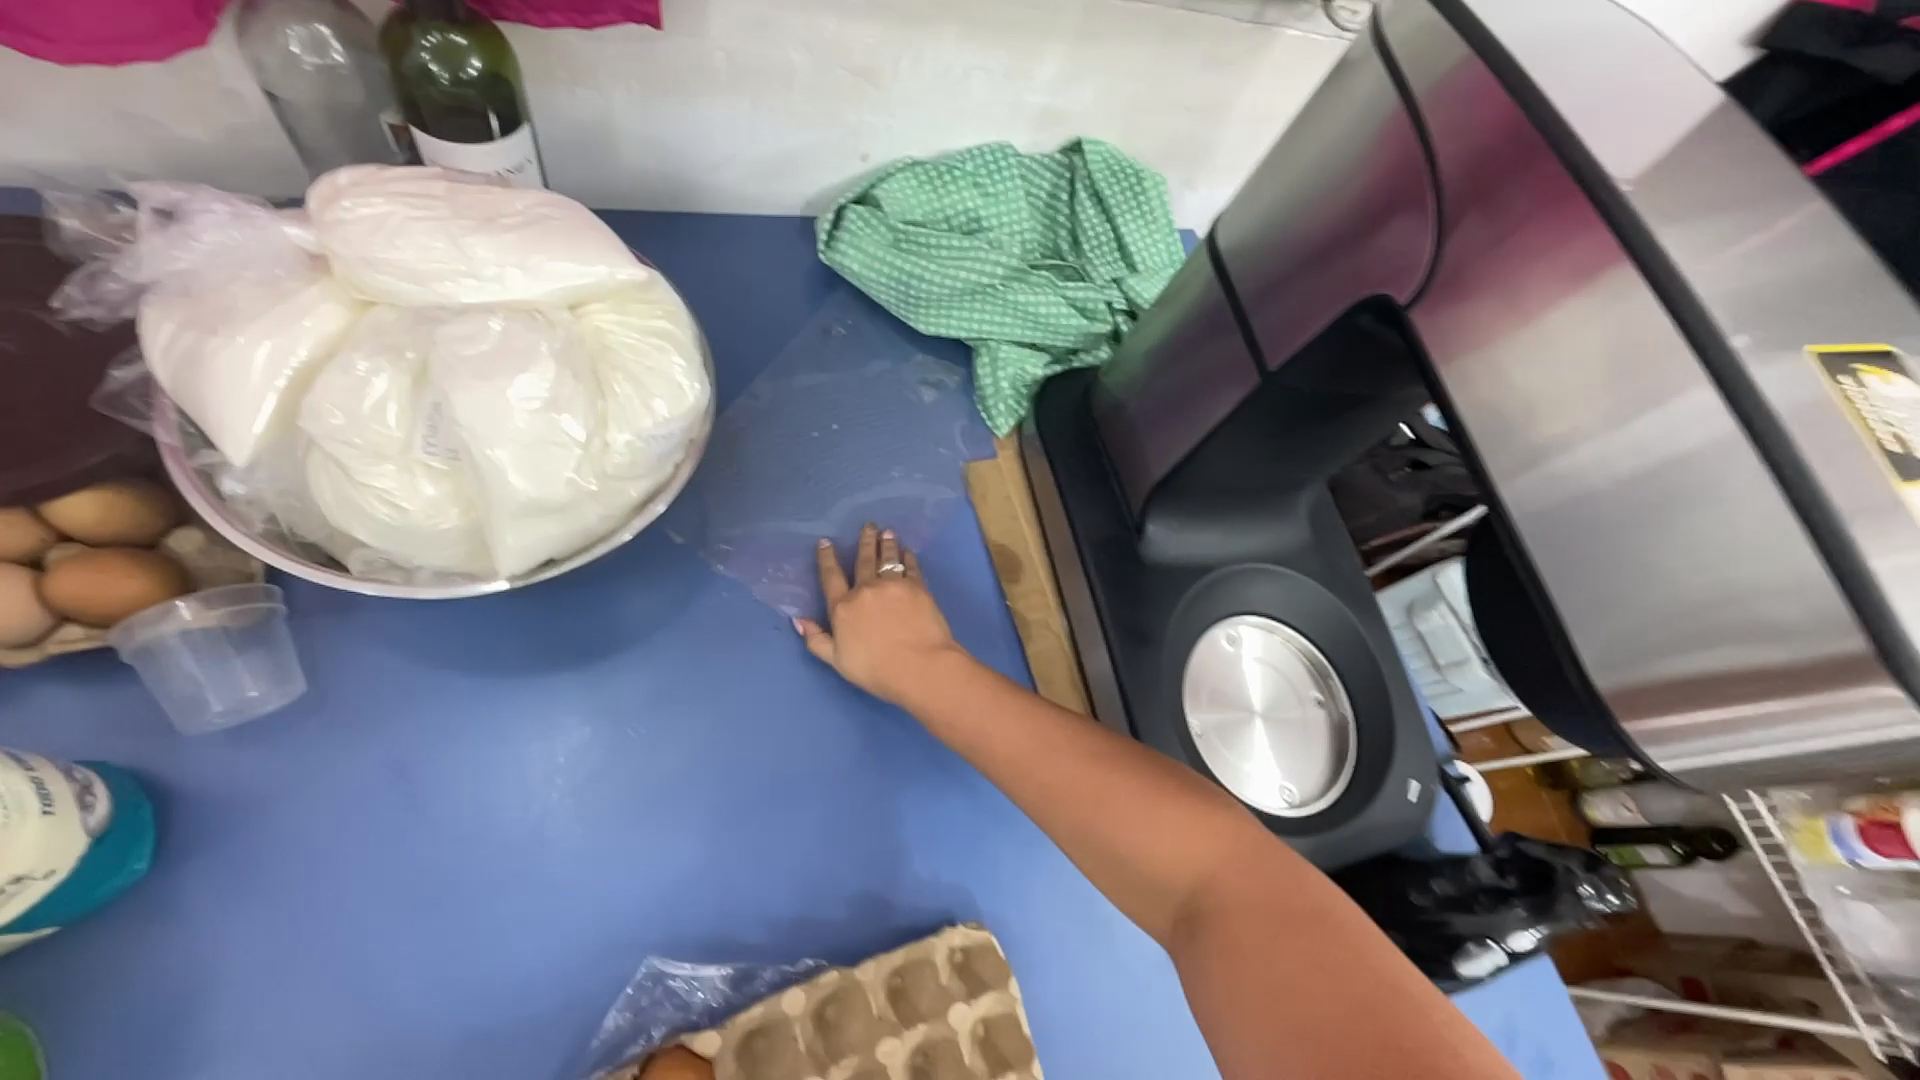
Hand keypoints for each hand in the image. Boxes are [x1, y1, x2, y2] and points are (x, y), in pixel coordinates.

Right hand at [795, 523, 966, 705]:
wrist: (919, 665)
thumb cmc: (875, 669)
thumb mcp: (837, 661)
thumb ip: (817, 640)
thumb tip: (798, 620)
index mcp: (843, 607)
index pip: (831, 577)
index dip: (827, 558)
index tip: (826, 542)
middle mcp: (866, 589)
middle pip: (864, 560)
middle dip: (864, 541)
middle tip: (868, 525)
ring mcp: (894, 586)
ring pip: (888, 558)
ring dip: (887, 543)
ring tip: (887, 531)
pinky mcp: (918, 588)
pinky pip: (911, 567)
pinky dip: (908, 557)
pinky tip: (908, 551)